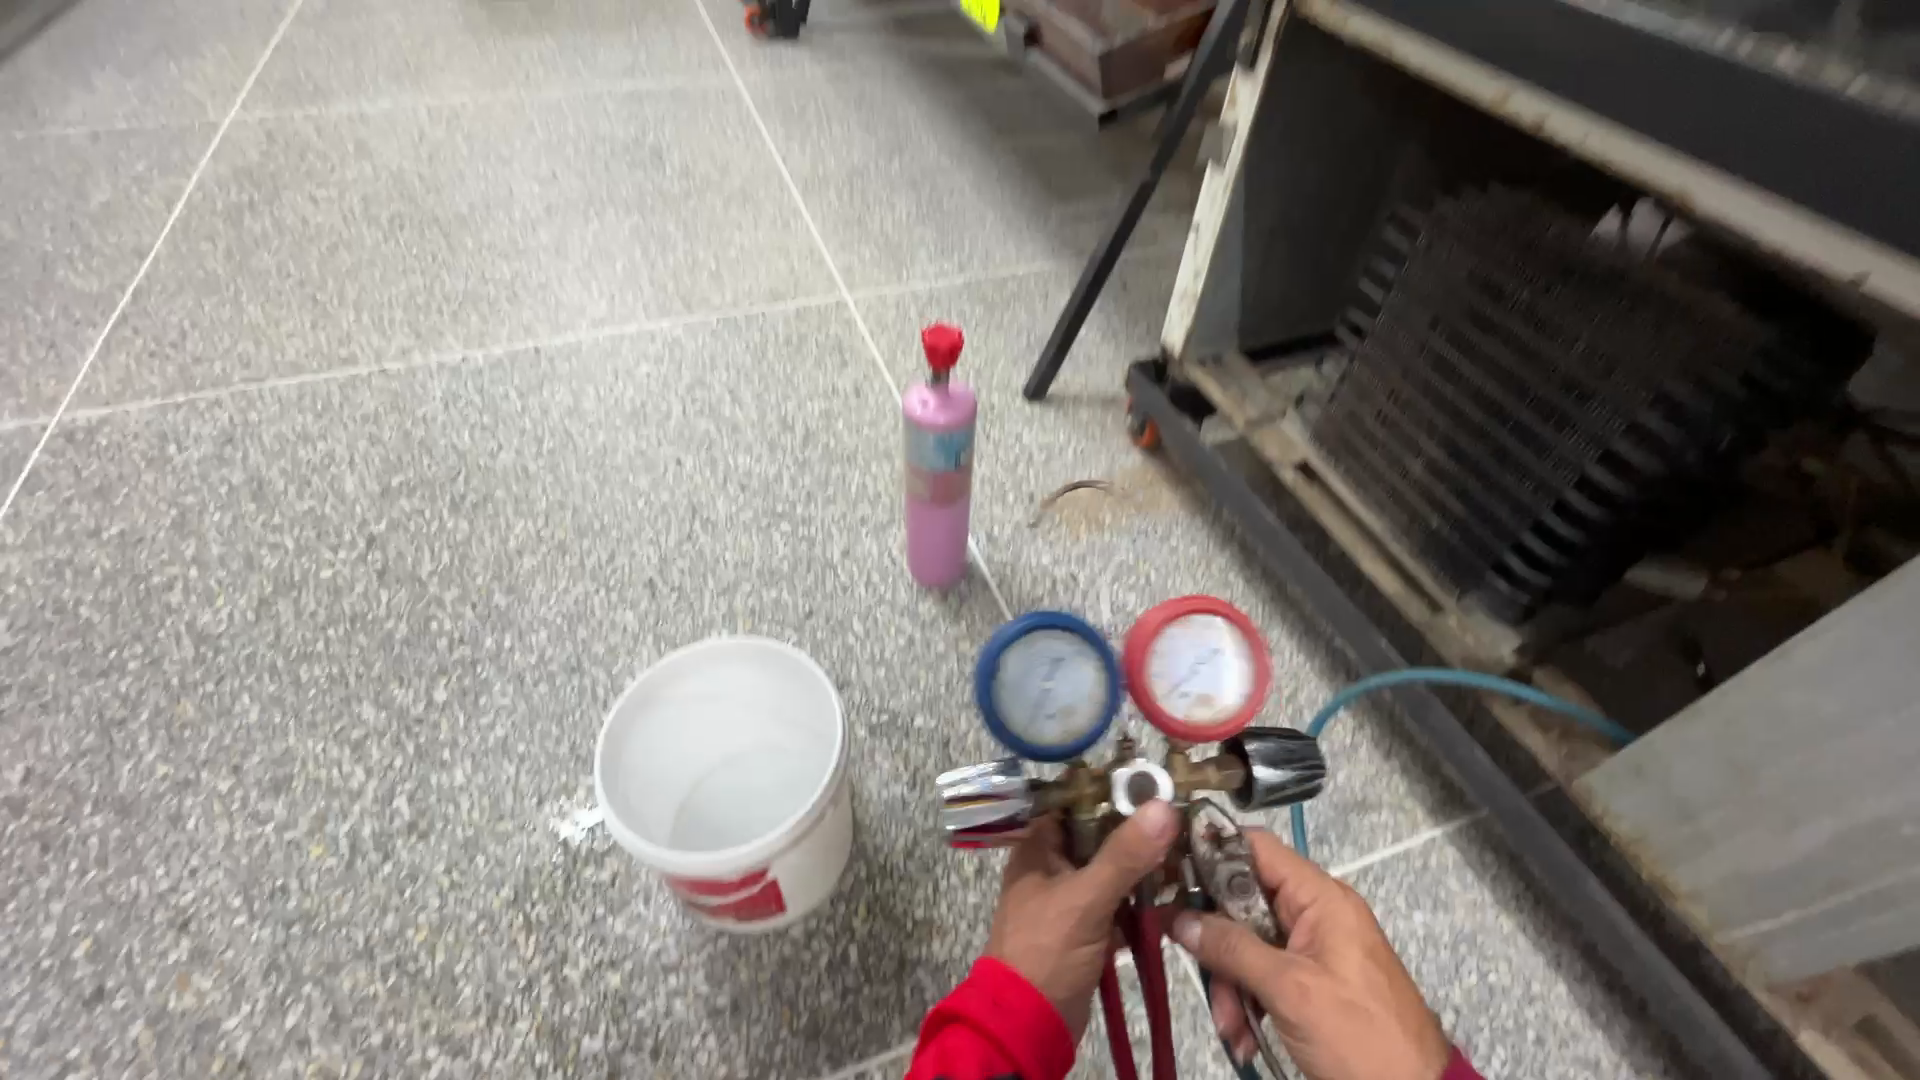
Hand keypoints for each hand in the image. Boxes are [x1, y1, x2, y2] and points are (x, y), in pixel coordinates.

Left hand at [984, 801, 1179, 1038]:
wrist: (1028, 1025)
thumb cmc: (1046, 950)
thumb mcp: (1085, 898)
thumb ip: (1124, 855)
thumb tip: (1163, 806)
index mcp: (1038, 846)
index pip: (1075, 802)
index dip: (1112, 792)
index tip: (1155, 785)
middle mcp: (1052, 865)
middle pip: (1099, 836)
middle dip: (1137, 832)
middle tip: (1182, 820)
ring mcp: (1070, 898)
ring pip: (1113, 871)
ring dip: (1144, 868)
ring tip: (1188, 855)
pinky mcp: (1088, 929)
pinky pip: (1119, 905)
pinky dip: (1142, 903)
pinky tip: (1176, 897)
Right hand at [1171, 828, 1449, 1079]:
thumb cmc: (1360, 1036)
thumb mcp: (1289, 989)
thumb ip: (1231, 948)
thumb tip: (1179, 919)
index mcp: (1319, 897)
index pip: (1255, 847)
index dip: (1211, 851)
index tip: (1170, 873)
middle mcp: (1314, 912)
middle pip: (1242, 899)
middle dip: (1217, 939)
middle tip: (1197, 968)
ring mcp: (1313, 949)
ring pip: (1247, 942)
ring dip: (1230, 981)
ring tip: (1231, 1026)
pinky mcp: (1311, 981)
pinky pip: (1264, 973)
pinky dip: (1248, 1000)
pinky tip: (1245, 1036)